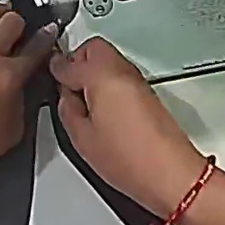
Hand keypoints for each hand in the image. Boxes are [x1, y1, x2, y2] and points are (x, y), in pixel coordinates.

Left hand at [0, 0, 57, 176]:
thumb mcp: (13, 128)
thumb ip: (21, 101)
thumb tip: (21, 90)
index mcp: (10, 75)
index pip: (36, 48)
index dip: (46, 37)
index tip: (49, 31)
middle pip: (11, 23)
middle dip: (21, 22)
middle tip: (24, 24)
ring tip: (4, 7)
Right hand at [53, 37, 207, 214]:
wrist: (172, 176)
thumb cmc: (133, 159)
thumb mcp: (82, 138)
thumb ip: (66, 109)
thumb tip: (65, 97)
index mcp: (101, 76)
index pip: (69, 62)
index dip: (56, 70)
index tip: (52, 76)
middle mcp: (122, 71)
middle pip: (93, 48)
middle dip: (77, 61)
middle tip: (69, 85)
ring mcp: (138, 81)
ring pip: (108, 59)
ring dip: (93, 72)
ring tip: (86, 102)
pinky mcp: (148, 93)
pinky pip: (120, 75)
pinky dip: (108, 83)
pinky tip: (103, 110)